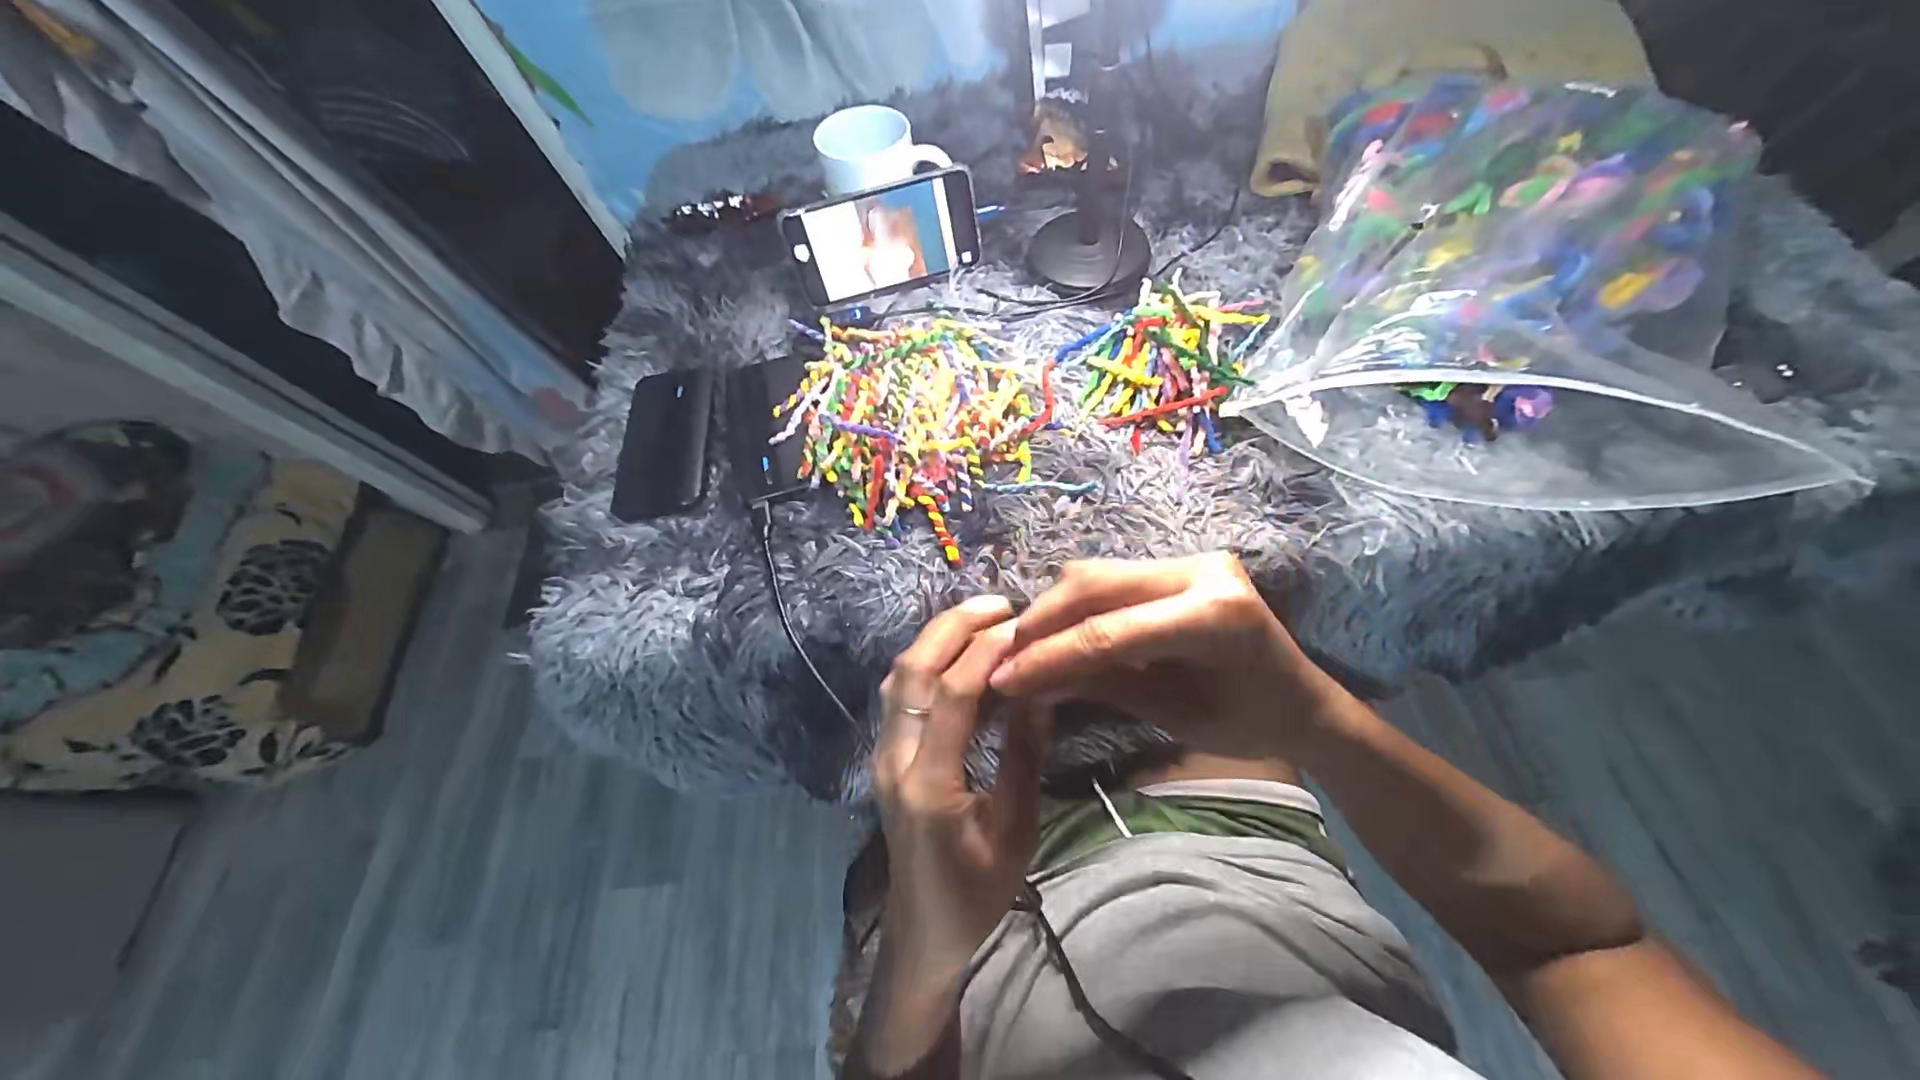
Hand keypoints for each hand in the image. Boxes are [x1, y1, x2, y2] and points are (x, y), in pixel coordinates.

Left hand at [873, 595, 1052, 977]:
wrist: (922, 933)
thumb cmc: (975, 892)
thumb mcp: (1014, 829)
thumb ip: (1023, 756)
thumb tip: (1038, 689)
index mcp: (928, 781)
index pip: (952, 694)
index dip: (986, 651)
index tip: (1022, 625)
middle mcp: (895, 758)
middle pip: (912, 670)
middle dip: (952, 627)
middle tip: (998, 603)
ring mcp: (884, 756)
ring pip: (899, 677)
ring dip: (936, 638)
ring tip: (980, 617)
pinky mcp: (886, 757)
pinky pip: (899, 694)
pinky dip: (926, 661)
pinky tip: (956, 652)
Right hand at [988, 553, 1350, 757]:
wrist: (1303, 700)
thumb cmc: (1252, 723)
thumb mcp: (1174, 716)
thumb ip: (1101, 686)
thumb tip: (1028, 680)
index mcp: (1216, 616)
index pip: (1110, 632)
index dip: (1050, 656)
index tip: (1004, 679)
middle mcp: (1203, 570)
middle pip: (1095, 585)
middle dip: (1041, 622)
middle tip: (1005, 658)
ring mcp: (1192, 559)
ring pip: (1097, 574)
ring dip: (1053, 609)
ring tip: (1024, 649)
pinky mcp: (1179, 562)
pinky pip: (1111, 578)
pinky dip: (1075, 605)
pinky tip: (1056, 632)